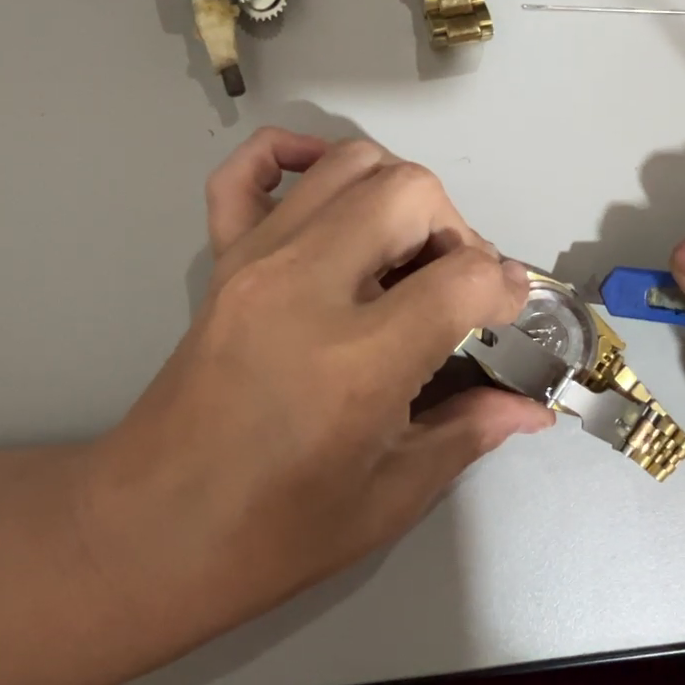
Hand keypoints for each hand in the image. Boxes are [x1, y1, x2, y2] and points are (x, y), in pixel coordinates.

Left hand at [78, 130, 552, 651]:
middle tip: (455, 286)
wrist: (154, 528)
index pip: (464, 277)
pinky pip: (248, 171)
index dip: (506, 287)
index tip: (507, 310)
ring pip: (348, 165)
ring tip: (403, 253)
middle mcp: (306, 287)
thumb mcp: (389, 496)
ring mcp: (255, 262)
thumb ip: (468, 432)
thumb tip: (530, 406)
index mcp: (358, 360)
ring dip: (397, 193)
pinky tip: (326, 185)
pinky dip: (293, 153)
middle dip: (456, 228)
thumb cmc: (275, 531)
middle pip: (410, 190)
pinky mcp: (220, 260)